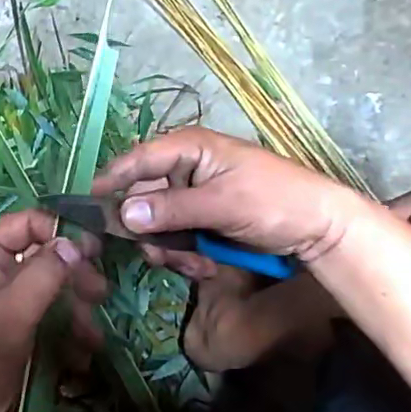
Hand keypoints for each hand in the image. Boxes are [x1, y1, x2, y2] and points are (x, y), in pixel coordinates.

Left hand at [0, 209, 107, 411]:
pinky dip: (65, 329)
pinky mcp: (14, 323)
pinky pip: (46, 314)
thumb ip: (47, 272)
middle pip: (45, 255)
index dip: (63, 231)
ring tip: (92, 337)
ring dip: (75, 309)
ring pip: (50, 288)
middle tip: (99, 294)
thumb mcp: (14, 311)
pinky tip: (81, 353)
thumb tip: (76, 242)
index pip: (29, 222)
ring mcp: (4, 297)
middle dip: (74, 277)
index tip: (95, 250)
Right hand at [92, 126, 368, 262]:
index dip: (113, 180)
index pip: (139, 158)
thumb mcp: (222, 203)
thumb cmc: (273, 200)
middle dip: (150, 230)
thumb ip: (171, 208)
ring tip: (195, 262)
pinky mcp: (203, 218)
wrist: (320, 227)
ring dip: (170, 247)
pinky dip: (185, 254)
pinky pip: (177, 236)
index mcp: (190, 147)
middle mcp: (186, 167)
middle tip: (158, 255)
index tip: (90, 206)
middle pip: (144, 196)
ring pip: (158, 222)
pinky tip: (205, 264)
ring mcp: (195, 194)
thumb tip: (123, 214)